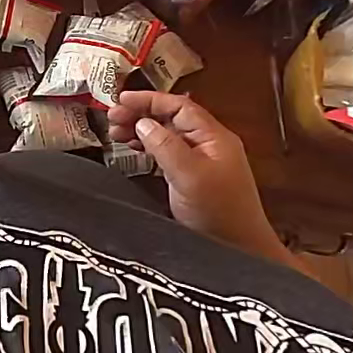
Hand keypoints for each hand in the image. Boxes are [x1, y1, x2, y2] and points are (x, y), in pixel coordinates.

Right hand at [107, 92, 298, 268]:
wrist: (241, 252)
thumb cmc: (219, 213)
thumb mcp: (189, 175)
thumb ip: (165, 145)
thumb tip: (142, 122)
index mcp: (213, 137)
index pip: (178, 106)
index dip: (148, 100)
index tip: (121, 100)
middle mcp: (208, 144)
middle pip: (171, 119)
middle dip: (141, 115)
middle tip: (112, 119)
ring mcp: (201, 162)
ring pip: (167, 136)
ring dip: (141, 131)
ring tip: (115, 133)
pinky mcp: (193, 179)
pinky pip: (167, 154)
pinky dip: (148, 149)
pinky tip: (133, 150)